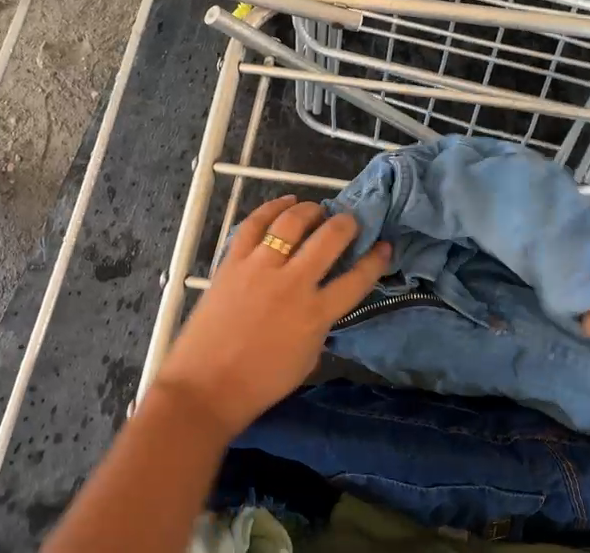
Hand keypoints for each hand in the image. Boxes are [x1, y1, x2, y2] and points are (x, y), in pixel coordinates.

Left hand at [153, 195, 390, 439]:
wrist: (206, 388)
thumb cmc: (260, 383)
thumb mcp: (308, 359)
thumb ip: (321, 324)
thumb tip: (324, 299)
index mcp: (316, 314)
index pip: (357, 278)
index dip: (376, 259)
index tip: (384, 246)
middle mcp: (293, 283)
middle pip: (329, 238)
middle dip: (347, 223)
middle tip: (350, 222)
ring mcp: (260, 268)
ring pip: (292, 222)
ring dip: (311, 210)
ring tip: (317, 210)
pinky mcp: (232, 262)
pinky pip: (253, 224)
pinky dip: (272, 208)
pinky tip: (286, 201)